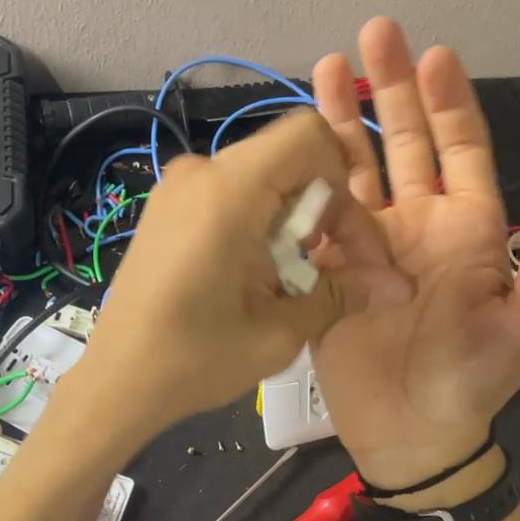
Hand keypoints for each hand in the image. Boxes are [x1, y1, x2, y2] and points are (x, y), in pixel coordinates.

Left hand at [53, 112, 408, 439]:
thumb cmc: (195, 361)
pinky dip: (256, 227)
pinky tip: (254, 280)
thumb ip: (342, 294)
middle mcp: (199, 172)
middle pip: (287, 160)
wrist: (116, 384)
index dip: (345, 186)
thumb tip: (403, 286)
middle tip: (332, 274)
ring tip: (291, 284)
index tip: (349, 248)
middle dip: (323, 213)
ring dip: (290, 225)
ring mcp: (175, 190)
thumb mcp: (279, 331)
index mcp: (229, 189)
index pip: (311, 136)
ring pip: (259, 181)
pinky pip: (227, 198)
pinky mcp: (164, 211)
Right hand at [309, 17, 519, 489]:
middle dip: (389, 90)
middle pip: (403, 144)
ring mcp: (368, 250)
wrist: (411, 435)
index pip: (459, 149)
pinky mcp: (328, 276)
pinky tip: (289, 153)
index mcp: (469, 228)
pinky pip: (316, 224)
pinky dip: (304, 188)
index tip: (432, 55)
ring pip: (354, 174)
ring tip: (322, 73)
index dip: (447, 101)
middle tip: (373, 34)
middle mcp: (417, 227)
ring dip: (339, 125)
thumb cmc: (475, 381)